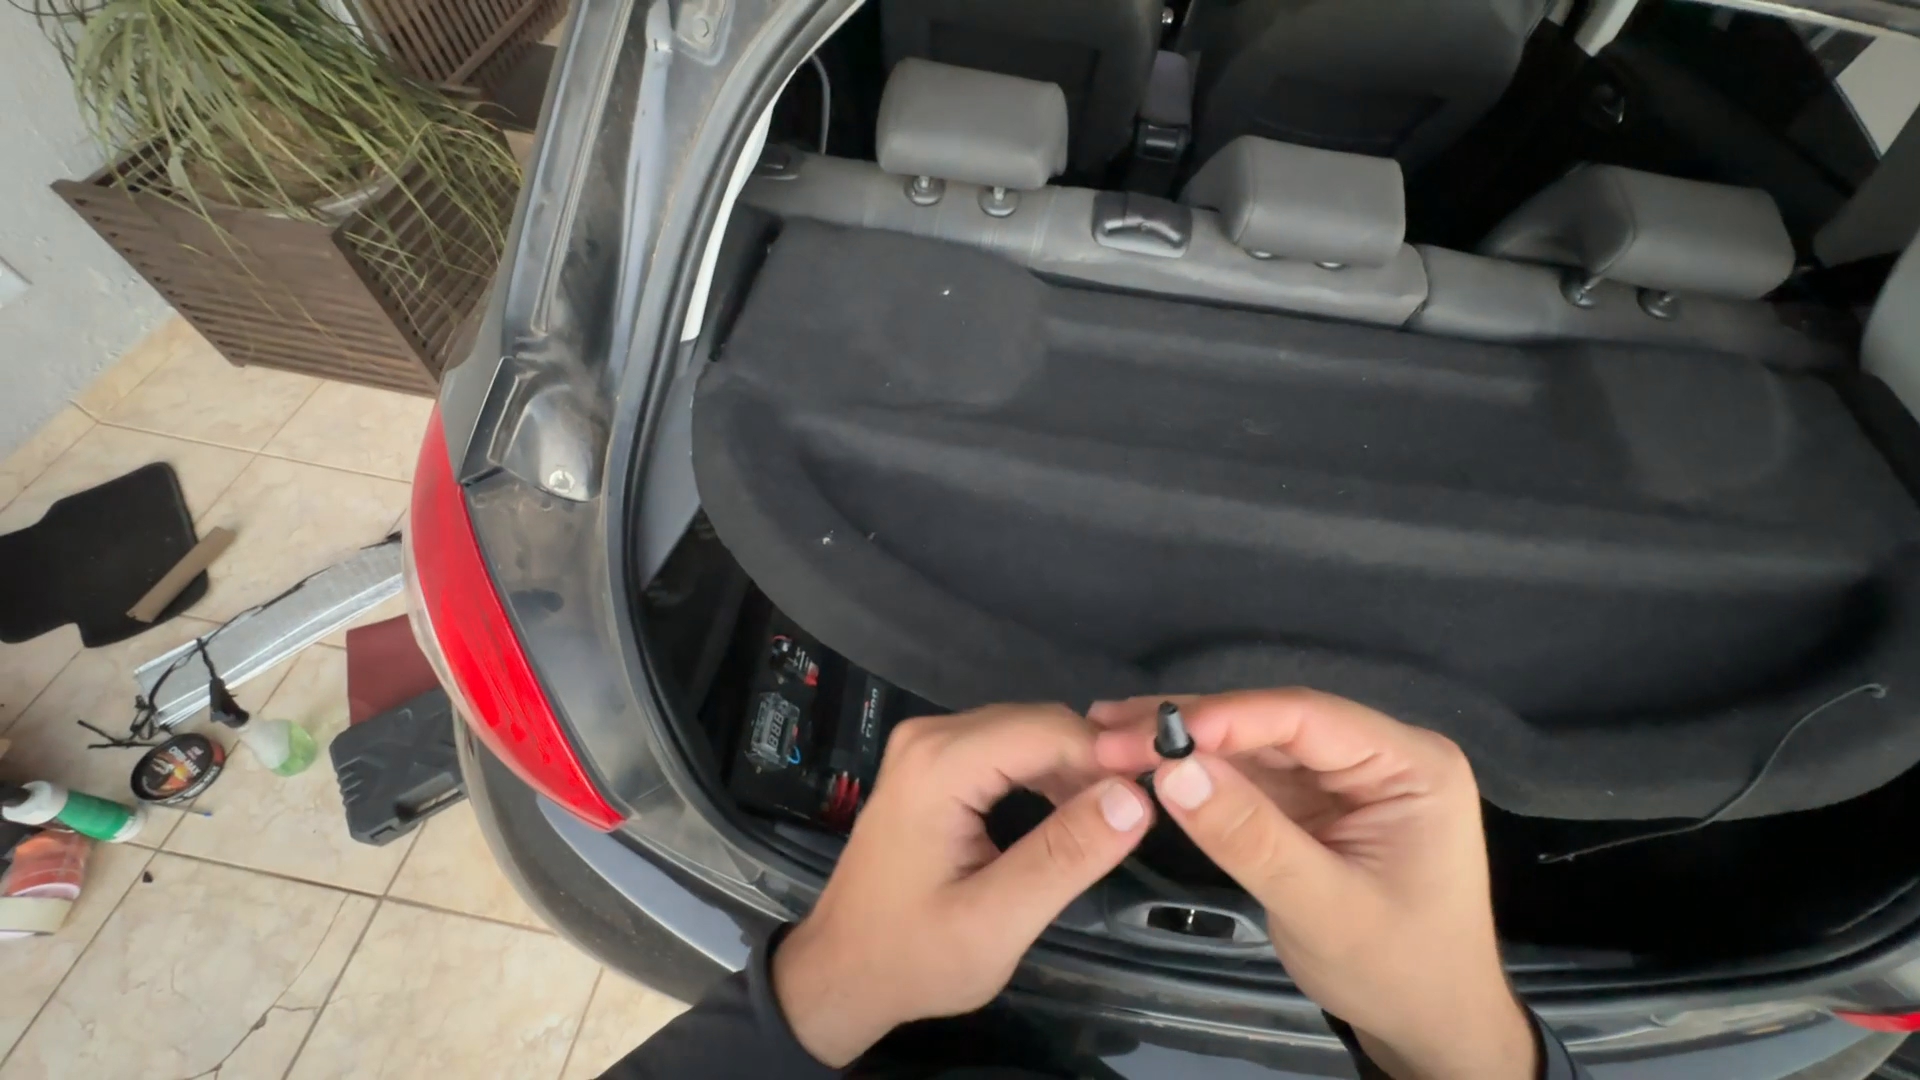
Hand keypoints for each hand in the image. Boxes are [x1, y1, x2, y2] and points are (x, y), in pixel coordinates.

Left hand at [773, 704, 1153, 1065]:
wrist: (842, 970)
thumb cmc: (913, 954)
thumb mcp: (995, 922)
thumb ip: (1065, 857)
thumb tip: (1134, 798)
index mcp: (939, 763)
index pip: (1047, 729)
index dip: (1107, 754)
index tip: (1157, 792)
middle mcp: (931, 735)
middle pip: (1037, 722)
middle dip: (1094, 760)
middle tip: (1138, 812)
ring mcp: (928, 744)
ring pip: (1025, 731)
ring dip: (1072, 766)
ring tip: (1109, 817)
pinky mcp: (932, 760)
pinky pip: (1004, 746)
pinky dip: (1044, 771)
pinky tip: (1067, 810)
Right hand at [1093, 691, 1534, 1079]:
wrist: (1429, 1031)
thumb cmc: (1398, 973)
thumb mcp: (1323, 909)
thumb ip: (1250, 837)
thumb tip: (1172, 770)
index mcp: (1408, 764)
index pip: (1306, 717)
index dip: (1226, 717)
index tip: (1151, 731)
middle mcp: (1373, 752)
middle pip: (1267, 722)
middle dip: (1186, 728)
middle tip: (1108, 733)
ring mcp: (1337, 773)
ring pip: (1246, 741)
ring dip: (1178, 742)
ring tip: (1106, 735)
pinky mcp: (1307, 796)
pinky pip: (1243, 771)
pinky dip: (1192, 768)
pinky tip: (1142, 759)